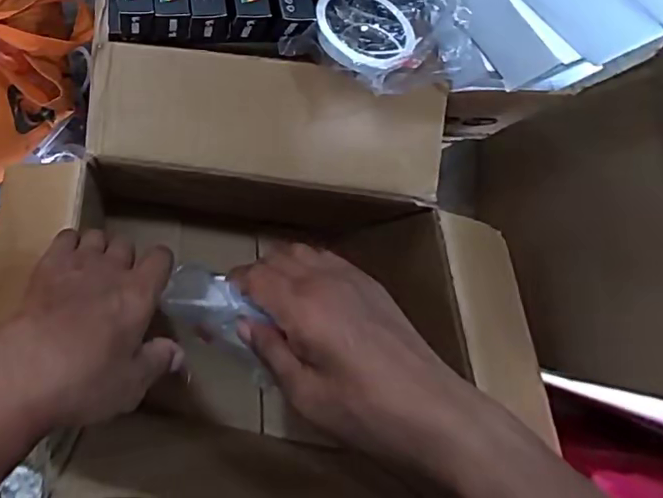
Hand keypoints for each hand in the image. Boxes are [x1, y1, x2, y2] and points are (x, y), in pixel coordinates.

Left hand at [0, 229, 181, 431]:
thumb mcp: (129, 386)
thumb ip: (156, 362)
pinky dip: (70, 245)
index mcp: (138, 294)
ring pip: (98, 236)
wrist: (27, 368)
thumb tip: (177, 352)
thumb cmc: (85, 382)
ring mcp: (79, 261)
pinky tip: (66, 264)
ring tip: (92, 272)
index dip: (161, 265)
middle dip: (126, 260)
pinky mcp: (49, 262)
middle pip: (127, 244)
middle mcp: (112, 269)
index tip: (155, 281)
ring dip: (99, 250)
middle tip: (119, 287)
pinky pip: (67, 236)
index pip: (161, 258)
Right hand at [232, 243, 482, 469]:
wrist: (436, 411)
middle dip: (255, 277)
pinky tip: (315, 298)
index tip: (226, 308)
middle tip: (251, 310)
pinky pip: (326, 258)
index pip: (253, 276)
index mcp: (301, 305)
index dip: (234, 287)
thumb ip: (270, 352)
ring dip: (282, 268)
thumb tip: (243, 323)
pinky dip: (309, 267)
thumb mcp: (307, 396)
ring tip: (281, 302)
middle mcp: (321, 278)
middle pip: (274, 258)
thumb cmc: (367, 412)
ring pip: (300, 251)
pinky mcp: (370, 282)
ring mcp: (349, 275)